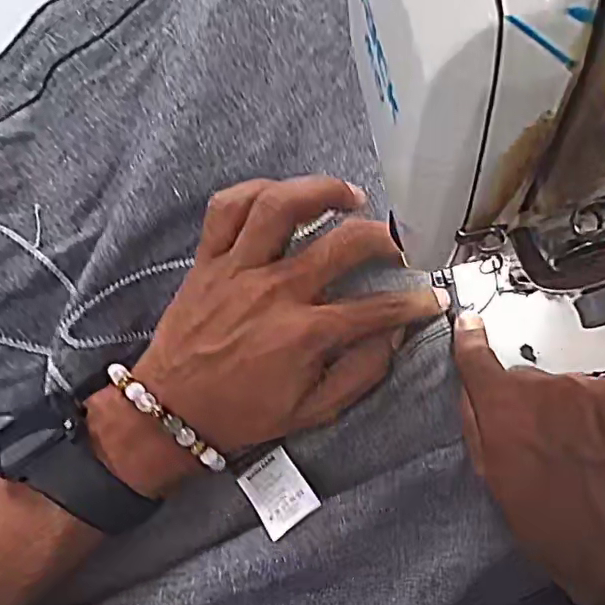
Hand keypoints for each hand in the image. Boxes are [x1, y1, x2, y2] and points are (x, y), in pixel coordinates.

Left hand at [88, 176, 444, 496]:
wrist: (175, 412)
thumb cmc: (242, 413)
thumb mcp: (312, 411)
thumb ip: (360, 374)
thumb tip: (393, 340)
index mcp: (304, 335)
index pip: (377, 309)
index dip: (413, 303)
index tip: (429, 299)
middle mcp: (275, 293)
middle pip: (344, 244)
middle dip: (386, 238)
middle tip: (401, 243)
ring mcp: (239, 271)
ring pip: (282, 206)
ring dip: (322, 191)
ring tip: (349, 196)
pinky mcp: (209, 262)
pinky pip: (227, 207)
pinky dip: (256, 191)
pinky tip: (281, 196)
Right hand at [453, 311, 604, 604]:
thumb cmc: (555, 526)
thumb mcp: (493, 481)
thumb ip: (476, 426)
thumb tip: (471, 393)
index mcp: (508, 409)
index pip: (478, 356)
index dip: (469, 341)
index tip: (468, 327)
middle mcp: (554, 390)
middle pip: (531, 379)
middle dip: (531, 405)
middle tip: (543, 446)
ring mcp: (600, 392)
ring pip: (572, 388)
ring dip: (572, 412)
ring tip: (580, 455)